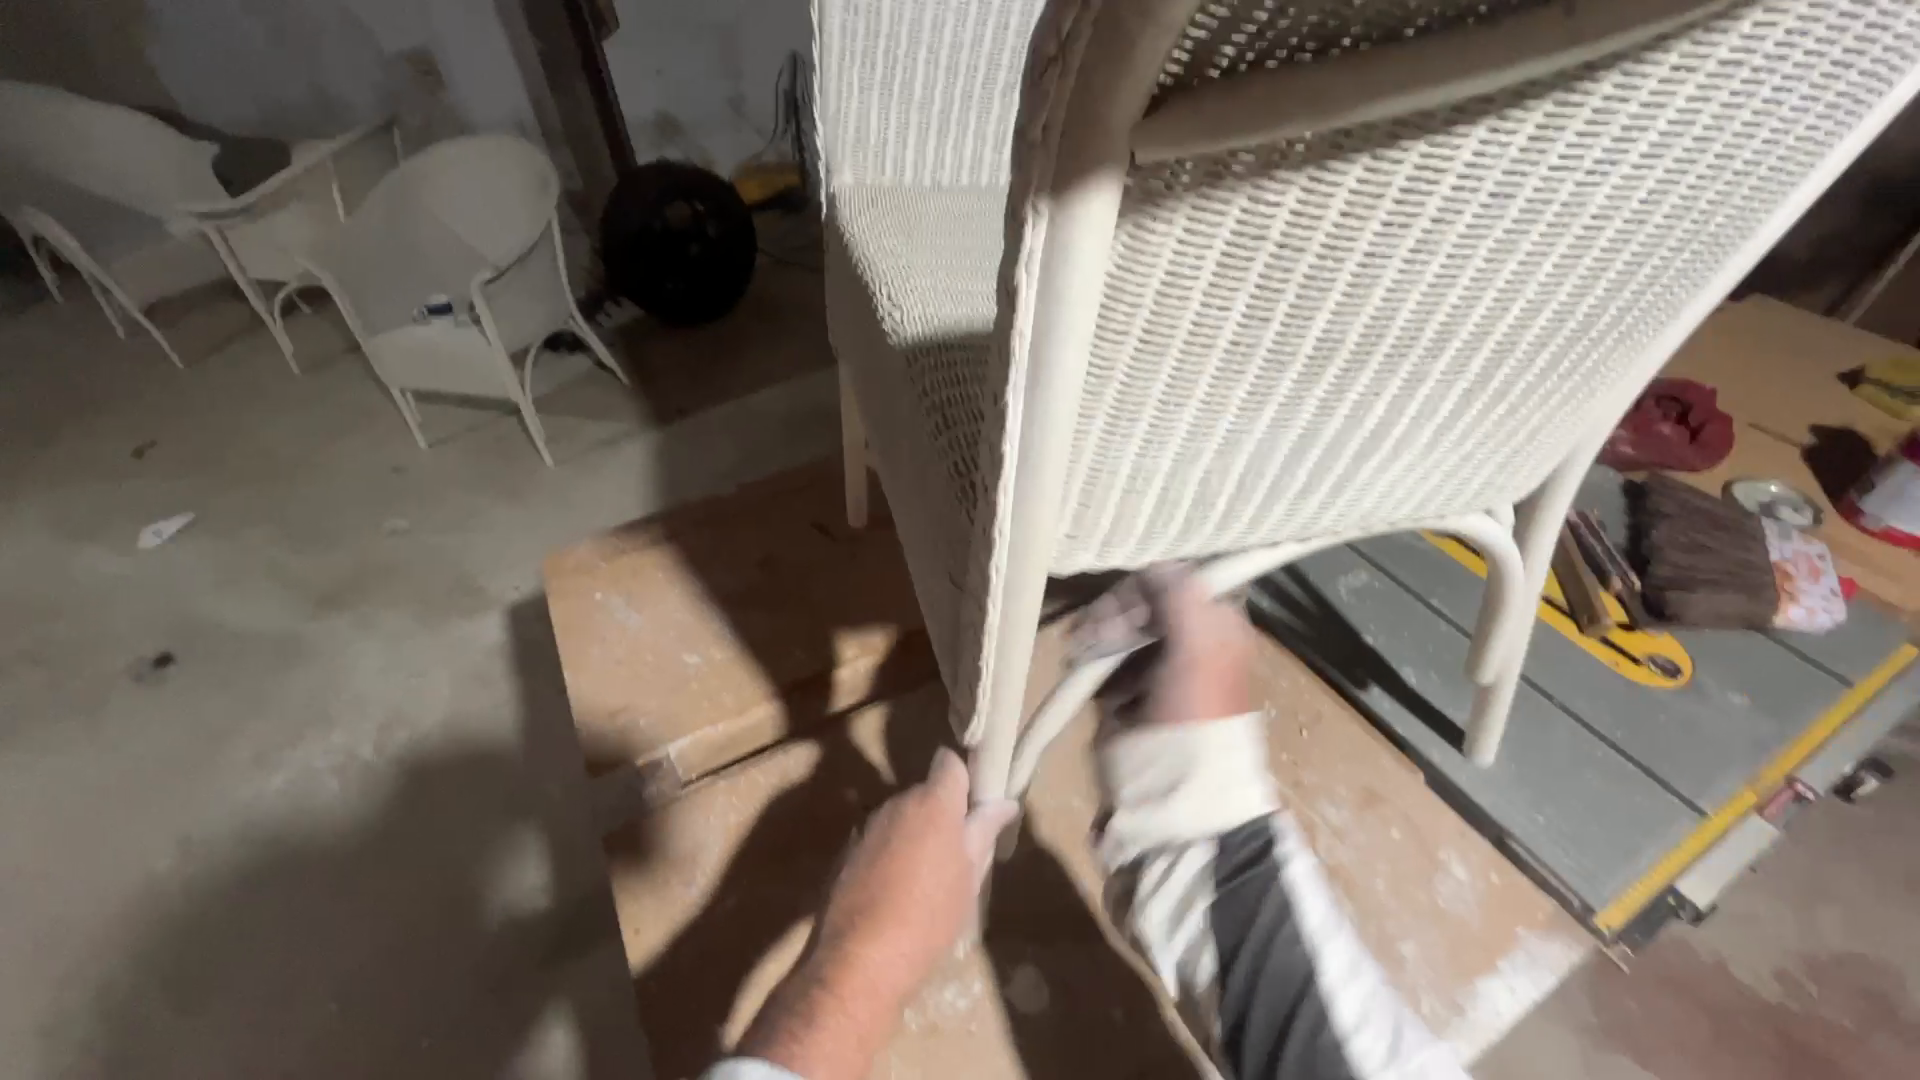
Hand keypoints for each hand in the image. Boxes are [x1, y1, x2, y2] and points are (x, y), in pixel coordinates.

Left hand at [813, 747, 1018, 1001]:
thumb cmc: (930, 917)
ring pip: (902, 817)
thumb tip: (1004, 802)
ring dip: (917, 835)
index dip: (964, 777)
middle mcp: (898, 803)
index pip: (949, 762)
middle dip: (943, 814)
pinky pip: (881, 840)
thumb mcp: (969, 876)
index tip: (976, 805)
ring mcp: (869, 827)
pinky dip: (893, 854)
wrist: (860, 960)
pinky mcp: (849, 852)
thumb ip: (984, 831)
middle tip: (960, 853)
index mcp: (933, 803)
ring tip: (929, 880)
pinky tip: (898, 893)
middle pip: (926, 792)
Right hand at [1084, 564, 1251, 727]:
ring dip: (1099, 634)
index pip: (1177, 583)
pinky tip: (1083, 666)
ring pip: (1122, 629)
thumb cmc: (1191, 712)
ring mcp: (1158, 665)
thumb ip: (1182, 598)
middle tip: (1095, 631)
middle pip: (1145, 605)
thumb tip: (1159, 562)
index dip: (1147, 585)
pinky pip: (1107, 658)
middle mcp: (1190, 641)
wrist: (1173, 783)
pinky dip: (1093, 658)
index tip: (1124, 599)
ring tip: (1083, 651)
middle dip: (1116, 612)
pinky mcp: (1130, 688)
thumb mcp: (1197, 650)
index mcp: (1216, 627)